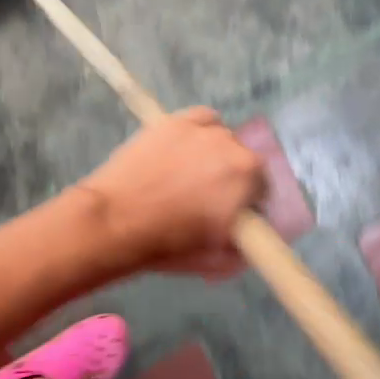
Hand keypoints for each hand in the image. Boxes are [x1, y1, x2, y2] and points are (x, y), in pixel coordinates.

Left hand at [75, 107, 266, 277]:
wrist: (116, 219)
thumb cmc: (169, 244)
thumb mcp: (218, 259)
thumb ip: (244, 244)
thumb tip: (249, 236)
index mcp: (250, 180)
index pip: (263, 190)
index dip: (249, 205)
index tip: (232, 216)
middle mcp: (233, 148)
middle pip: (244, 160)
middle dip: (232, 179)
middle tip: (208, 198)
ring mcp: (203, 131)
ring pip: (224, 139)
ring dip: (217, 154)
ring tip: (191, 173)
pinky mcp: (176, 120)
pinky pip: (204, 118)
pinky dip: (202, 130)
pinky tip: (188, 145)